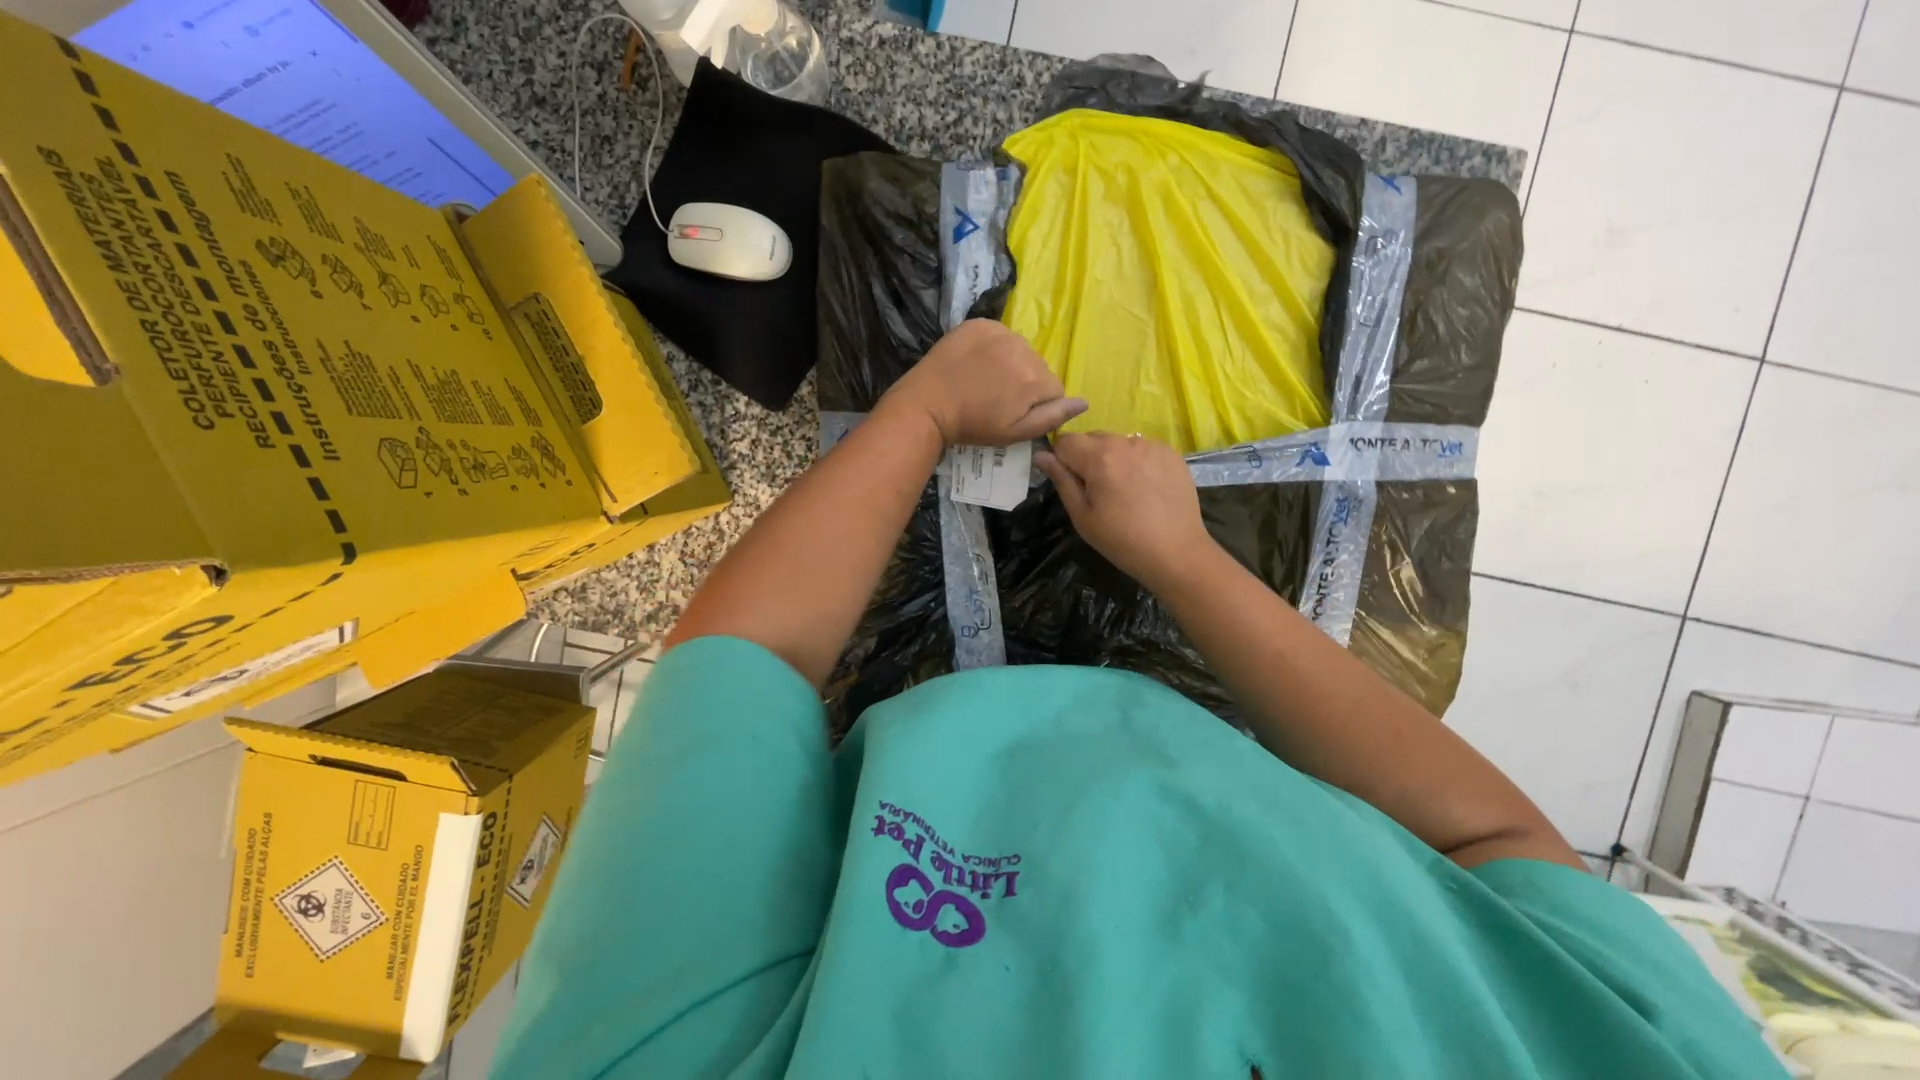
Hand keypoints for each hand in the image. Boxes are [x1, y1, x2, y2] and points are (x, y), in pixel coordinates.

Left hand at [881, 320, 1086, 446]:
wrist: (927, 404)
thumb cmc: (973, 425)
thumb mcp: (1016, 431)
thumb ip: (1053, 417)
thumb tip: (1084, 402)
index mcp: (1036, 378)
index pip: (1054, 388)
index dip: (1036, 403)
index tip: (1012, 411)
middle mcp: (1024, 348)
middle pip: (1038, 366)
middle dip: (1024, 381)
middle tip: (995, 397)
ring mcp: (1000, 332)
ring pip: (1020, 349)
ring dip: (1010, 362)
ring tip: (984, 379)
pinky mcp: (980, 323)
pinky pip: (999, 334)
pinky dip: (993, 346)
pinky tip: (976, 362)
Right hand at [1036, 432, 1214, 591]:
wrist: (1176, 552)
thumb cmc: (1122, 540)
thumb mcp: (1083, 516)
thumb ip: (1061, 480)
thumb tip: (1041, 455)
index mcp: (1099, 458)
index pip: (1065, 440)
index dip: (1061, 459)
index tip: (1072, 482)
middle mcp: (1125, 442)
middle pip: (1092, 437)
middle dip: (1087, 457)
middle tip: (1098, 490)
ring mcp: (1151, 445)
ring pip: (1118, 442)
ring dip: (1113, 457)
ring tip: (1124, 489)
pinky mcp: (1171, 453)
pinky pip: (1142, 448)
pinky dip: (1137, 461)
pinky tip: (1145, 487)